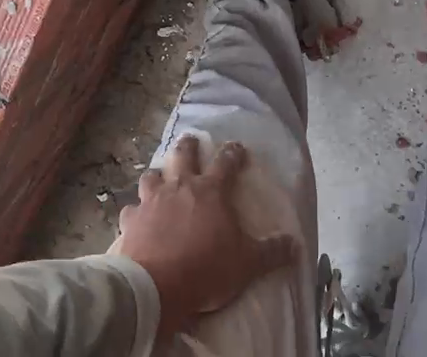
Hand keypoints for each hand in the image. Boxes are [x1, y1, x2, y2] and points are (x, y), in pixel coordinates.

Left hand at [118, 137, 298, 335]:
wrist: (157, 285)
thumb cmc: (207, 269)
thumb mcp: (247, 264)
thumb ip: (271, 252)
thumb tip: (295, 245)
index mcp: (211, 191)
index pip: (226, 163)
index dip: (233, 153)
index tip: (237, 147)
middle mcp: (180, 187)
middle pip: (183, 155)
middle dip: (189, 145)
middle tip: (191, 141)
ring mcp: (152, 200)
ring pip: (152, 175)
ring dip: (156, 175)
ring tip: (159, 178)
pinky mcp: (131, 219)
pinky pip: (131, 209)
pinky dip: (135, 211)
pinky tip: (136, 218)